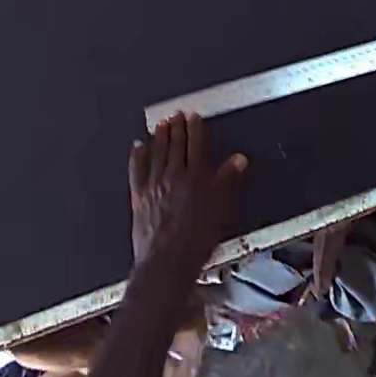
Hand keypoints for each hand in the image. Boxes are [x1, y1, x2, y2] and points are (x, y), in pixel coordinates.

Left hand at [128, 114, 246, 283]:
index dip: (195, 128)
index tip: (193, 116)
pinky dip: (138, 155)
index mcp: (195, 177)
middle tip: (176, 114)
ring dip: (160, 136)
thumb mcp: (221, 210)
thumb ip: (228, 181)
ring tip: (162, 123)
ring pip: (157, 152)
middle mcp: (173, 175)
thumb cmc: (197, 241)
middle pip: (175, 145)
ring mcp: (154, 184)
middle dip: (177, 127)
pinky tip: (138, 146)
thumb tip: (238, 160)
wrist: (167, 262)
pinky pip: (137, 169)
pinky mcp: (139, 195)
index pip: (196, 144)